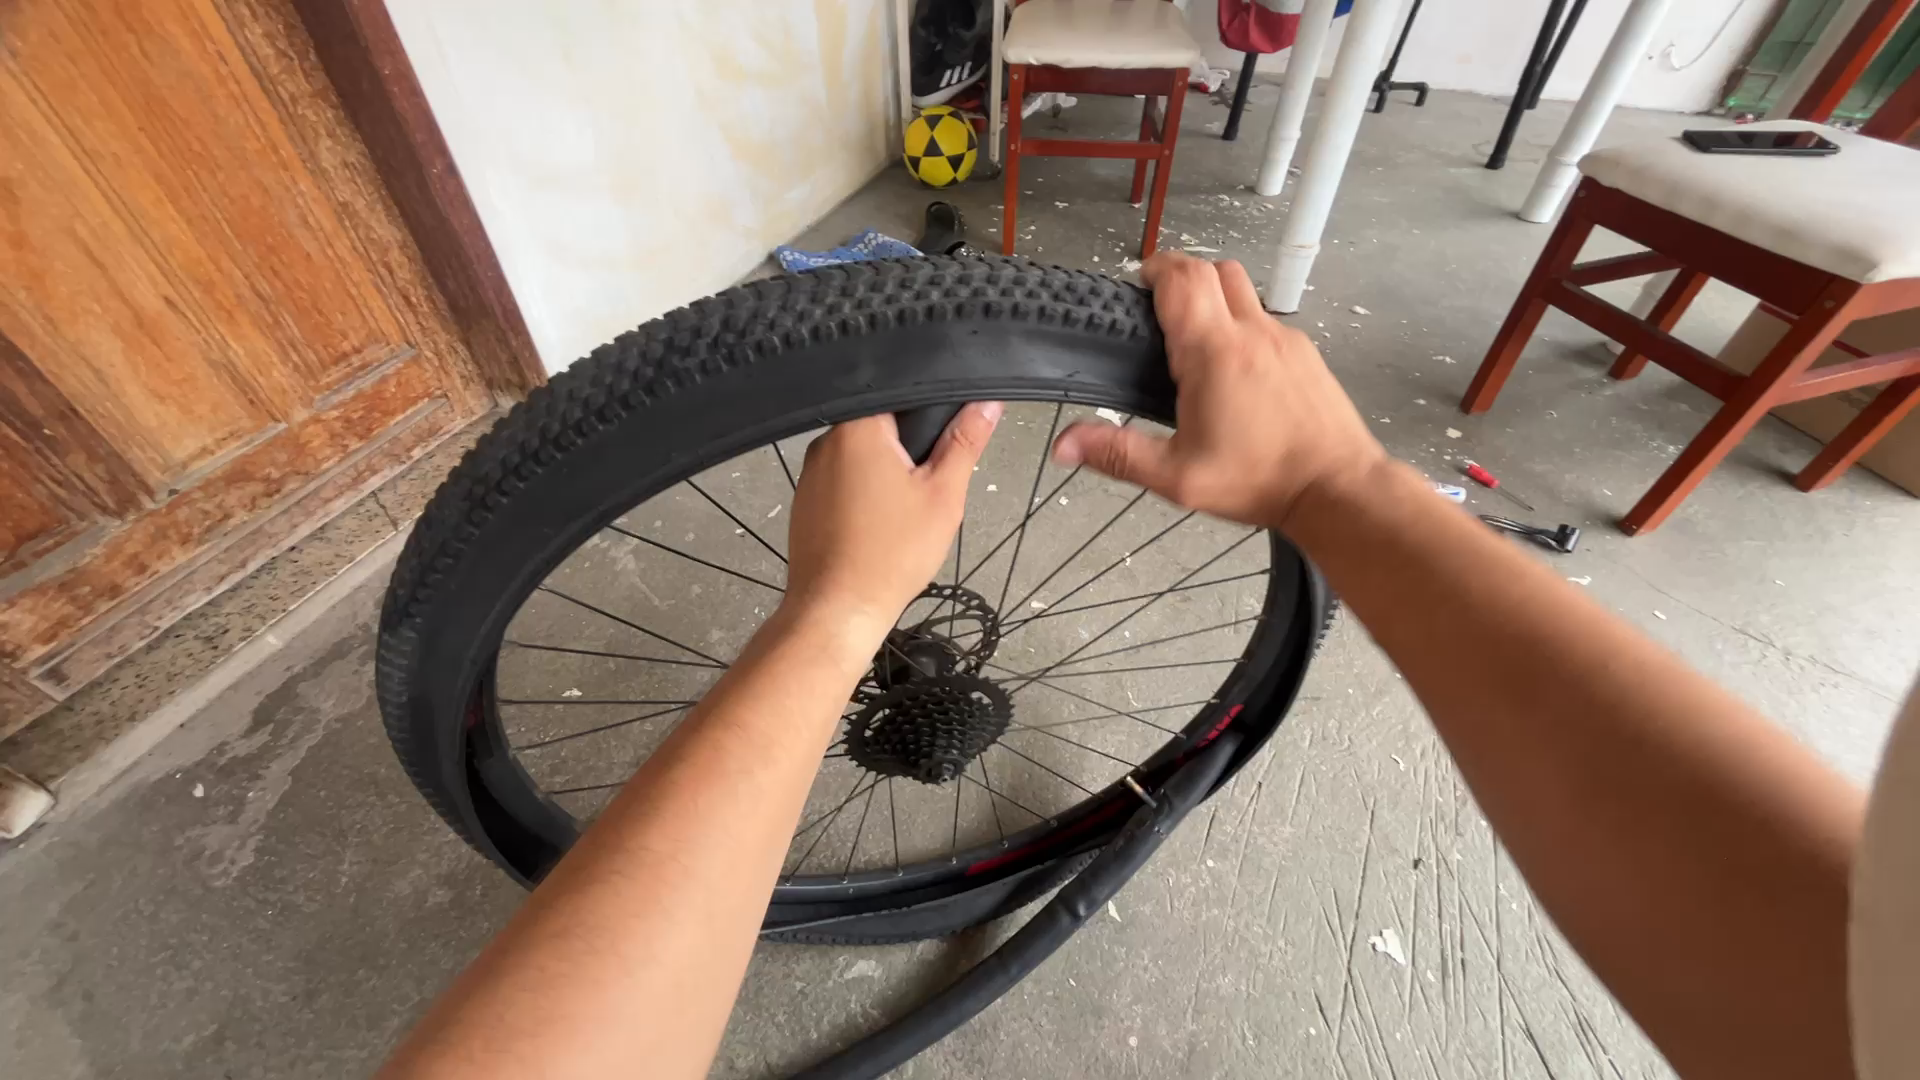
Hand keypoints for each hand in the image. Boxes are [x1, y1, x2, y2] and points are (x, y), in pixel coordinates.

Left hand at [784, 403, 1001, 634]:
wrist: (838, 610)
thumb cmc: (891, 554)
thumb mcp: (943, 495)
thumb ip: (965, 443)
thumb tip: (986, 404)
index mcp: (859, 427)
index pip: (903, 394)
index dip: (931, 417)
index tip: (944, 447)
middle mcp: (827, 442)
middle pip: (883, 426)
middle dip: (911, 452)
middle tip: (927, 488)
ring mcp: (810, 473)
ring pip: (864, 457)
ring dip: (888, 475)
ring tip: (903, 513)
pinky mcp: (805, 500)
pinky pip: (844, 482)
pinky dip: (866, 496)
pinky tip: (879, 526)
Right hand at [1052, 254, 1384, 529]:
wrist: (1337, 489)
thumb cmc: (1259, 481)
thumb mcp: (1176, 477)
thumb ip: (1117, 454)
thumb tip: (1064, 445)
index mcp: (1214, 353)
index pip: (1182, 280)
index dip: (1154, 269)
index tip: (1136, 281)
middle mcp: (1253, 334)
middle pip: (1214, 269)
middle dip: (1180, 273)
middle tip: (1155, 300)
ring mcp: (1285, 340)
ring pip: (1245, 289)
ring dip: (1213, 292)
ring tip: (1189, 331)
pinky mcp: (1305, 355)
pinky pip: (1266, 318)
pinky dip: (1241, 321)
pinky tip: (1230, 364)